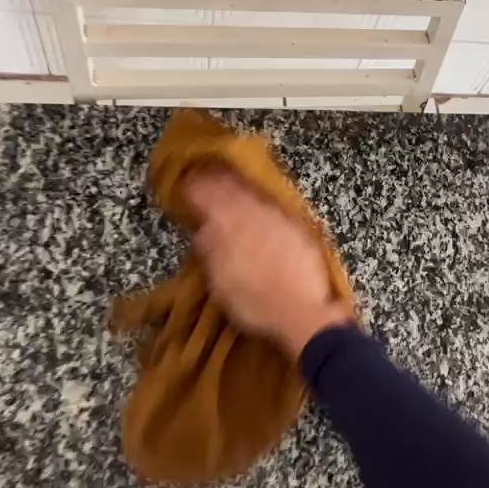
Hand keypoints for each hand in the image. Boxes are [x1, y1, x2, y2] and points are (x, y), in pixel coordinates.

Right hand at [183, 167, 353, 356]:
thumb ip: (211, 252)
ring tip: (231, 183)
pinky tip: (262, 207)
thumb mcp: (221, 283)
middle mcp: (255, 216)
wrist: (302, 313)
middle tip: (206, 174)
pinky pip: (276, 206)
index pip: (208, 197)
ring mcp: (280, 220)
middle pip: (233, 190)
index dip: (195, 188)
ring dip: (241, 187)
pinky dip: (263, 202)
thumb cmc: (255, 304)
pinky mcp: (300, 230)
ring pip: (255, 195)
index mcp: (230, 227)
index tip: (185, 183)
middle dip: (217, 181)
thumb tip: (203, 231)